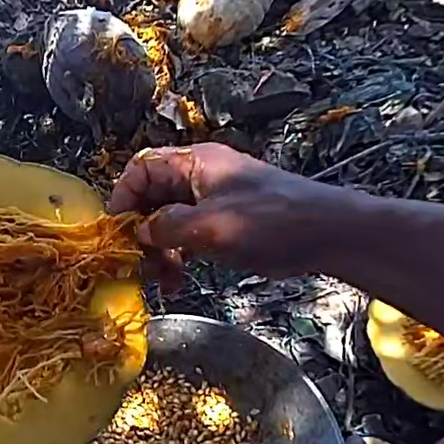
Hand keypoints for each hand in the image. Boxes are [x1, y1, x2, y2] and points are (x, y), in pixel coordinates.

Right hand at [107, 143, 353, 285]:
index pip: (142, 168)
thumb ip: (168, 226)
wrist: (325, 234)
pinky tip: (177, 280)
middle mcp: (199, 178)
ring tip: (162, 280)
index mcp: (195, 163)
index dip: (124, 197)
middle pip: (151, 198)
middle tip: (140, 264)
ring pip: (167, 222)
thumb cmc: (271, 221)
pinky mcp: (223, 225)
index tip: (118, 231)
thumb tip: (142, 232)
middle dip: (141, 231)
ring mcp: (211, 202)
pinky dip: (177, 257)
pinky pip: (187, 237)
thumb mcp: (211, 225)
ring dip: (158, 251)